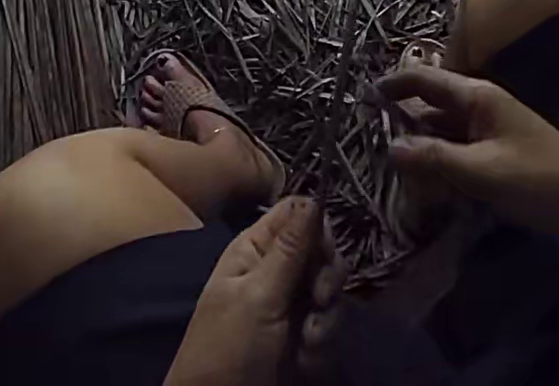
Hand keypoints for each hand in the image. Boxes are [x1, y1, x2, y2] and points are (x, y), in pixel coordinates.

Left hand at [166, 197, 345, 385]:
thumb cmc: (229, 349)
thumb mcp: (259, 296)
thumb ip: (290, 248)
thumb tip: (314, 197)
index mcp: (256, 249)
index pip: (296, 212)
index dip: (317, 224)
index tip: (325, 249)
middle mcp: (276, 269)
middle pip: (320, 249)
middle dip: (327, 276)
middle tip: (319, 298)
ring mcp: (290, 304)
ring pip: (329, 289)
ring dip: (326, 317)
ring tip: (308, 341)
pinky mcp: (302, 337)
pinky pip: (328, 325)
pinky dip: (322, 345)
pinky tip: (306, 361)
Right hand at [372, 64, 558, 246]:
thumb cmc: (540, 180)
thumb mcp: (482, 171)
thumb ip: (435, 158)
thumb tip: (390, 148)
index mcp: (477, 96)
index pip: (425, 79)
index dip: (394, 84)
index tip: (363, 95)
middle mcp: (479, 107)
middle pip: (430, 108)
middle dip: (403, 125)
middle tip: (372, 144)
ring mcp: (488, 133)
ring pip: (443, 135)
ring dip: (421, 151)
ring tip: (394, 173)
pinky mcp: (496, 157)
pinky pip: (458, 155)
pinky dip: (441, 168)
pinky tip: (428, 190)